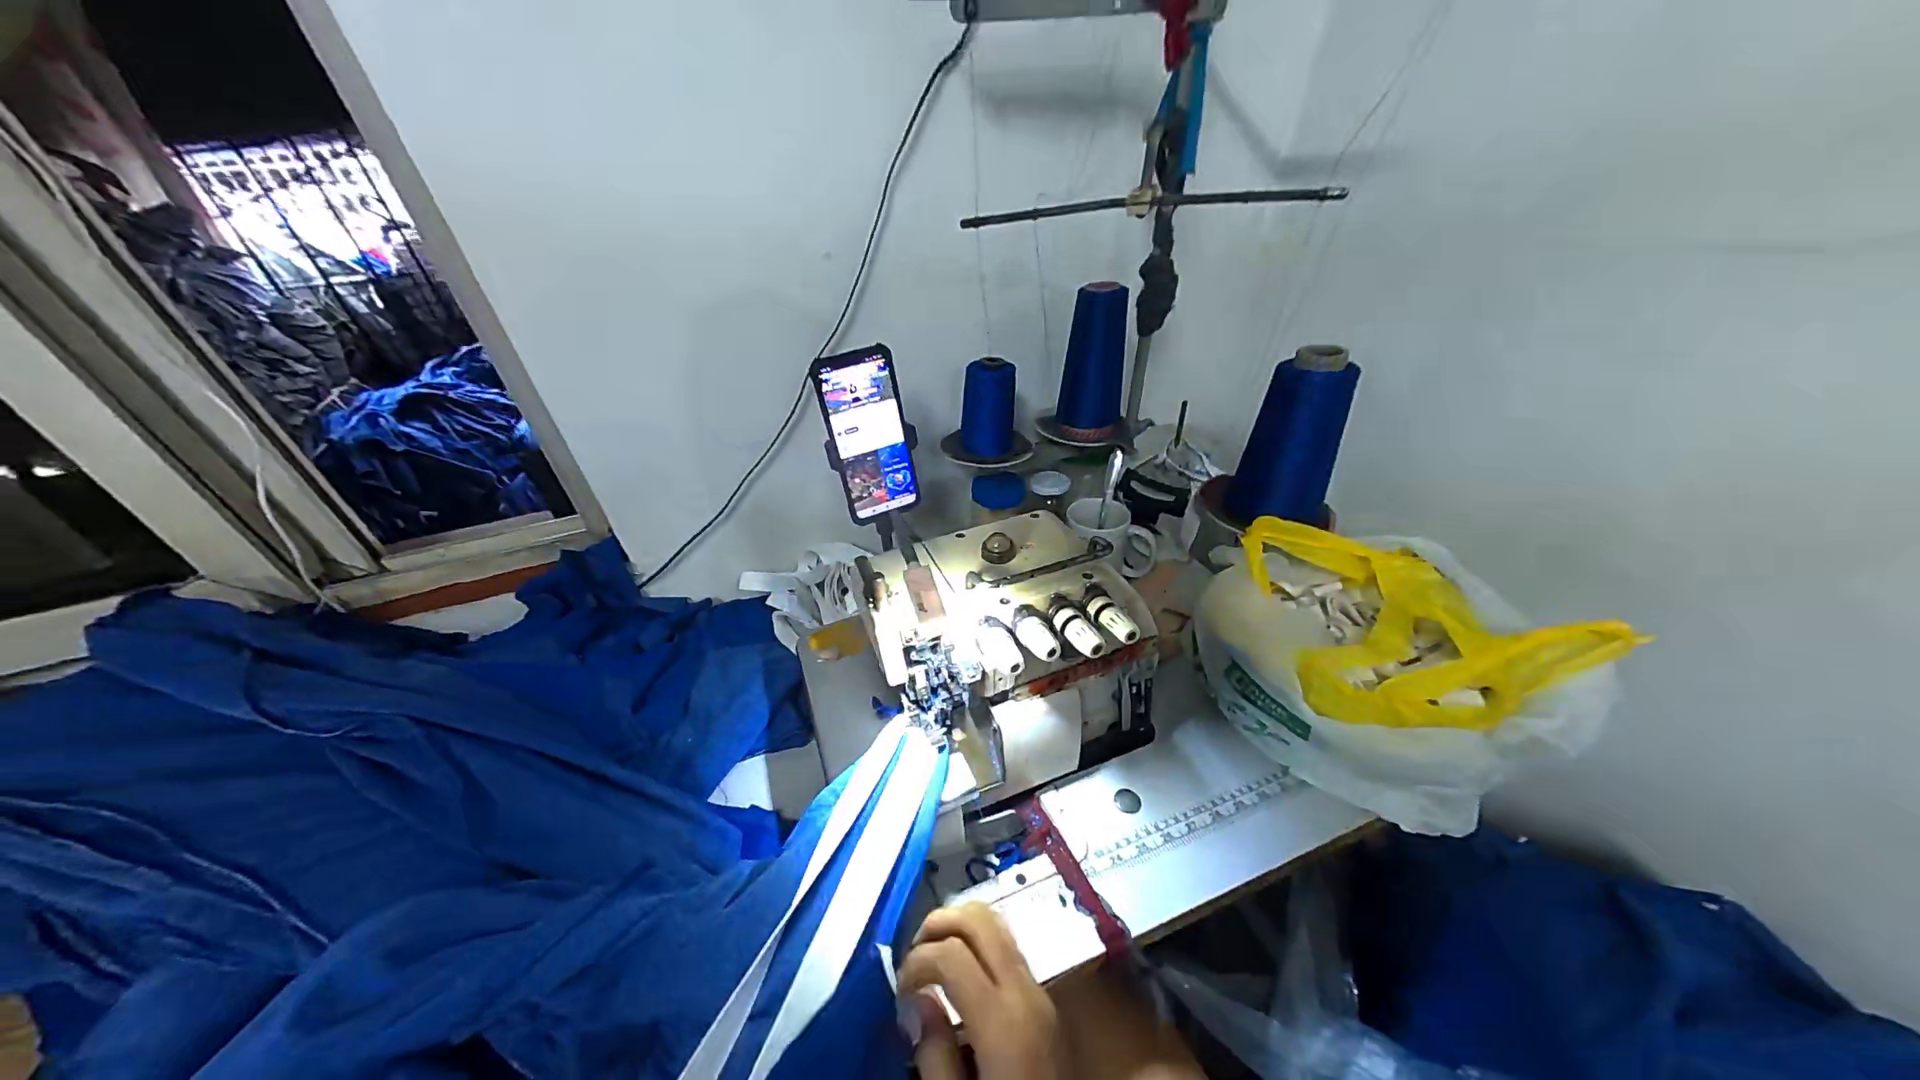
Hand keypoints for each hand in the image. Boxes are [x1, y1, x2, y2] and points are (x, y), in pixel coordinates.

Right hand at [898, 902, 1064, 1079]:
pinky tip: (958, 972)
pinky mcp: (1042, 996)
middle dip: (937, 925)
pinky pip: (1006, 944)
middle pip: (979, 919)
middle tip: (913, 960)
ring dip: (957, 927)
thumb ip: (934, 1054)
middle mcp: (1025, 992)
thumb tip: (918, 1001)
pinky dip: (976, 940)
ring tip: (931, 961)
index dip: (916, 963)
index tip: (900, 994)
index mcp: (1003, 1022)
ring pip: (996, 921)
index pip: (952, 953)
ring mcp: (1039, 989)